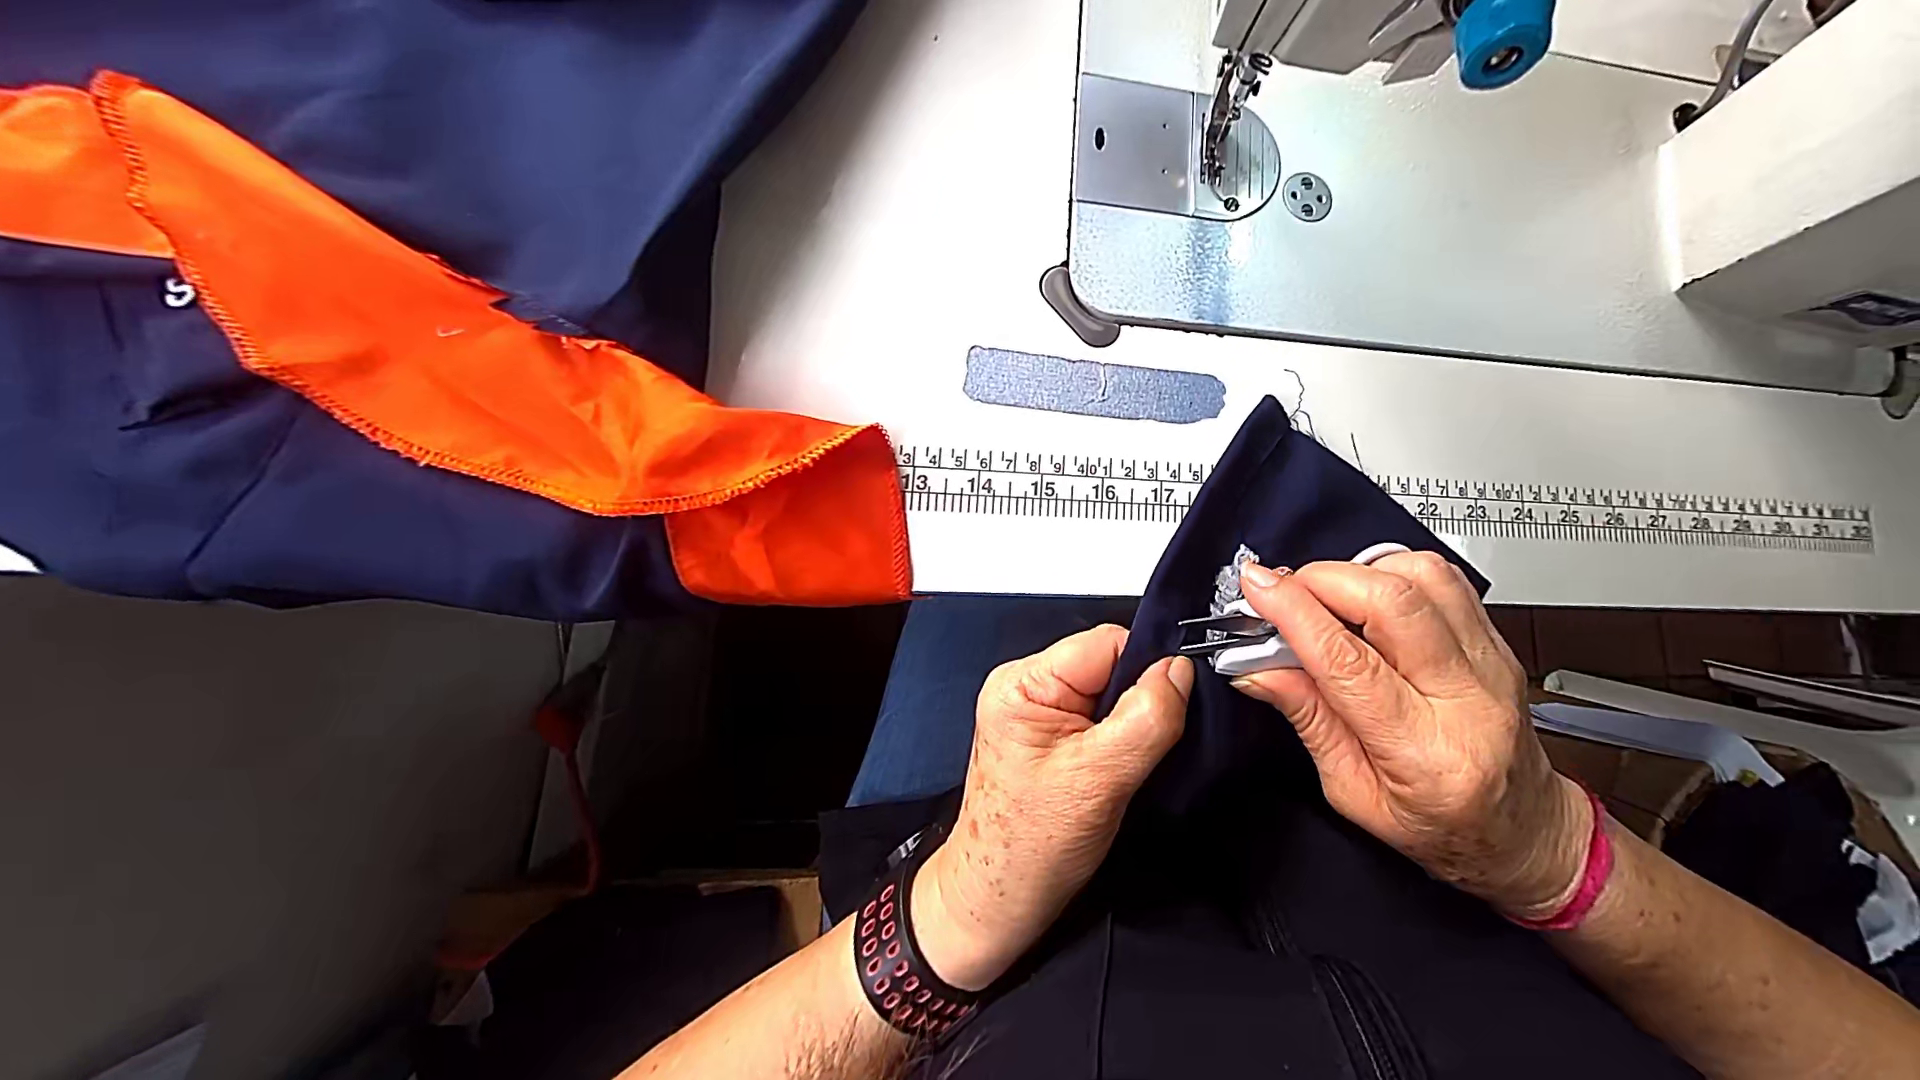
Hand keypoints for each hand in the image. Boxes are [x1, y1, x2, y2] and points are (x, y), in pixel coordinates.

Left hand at [910, 626, 1191, 988]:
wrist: (998, 899)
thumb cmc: (1024, 849)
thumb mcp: (1099, 779)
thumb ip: (1146, 717)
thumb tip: (1178, 671)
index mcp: (1022, 683)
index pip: (1106, 641)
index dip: (1147, 667)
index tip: (1172, 703)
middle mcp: (1025, 688)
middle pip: (1110, 663)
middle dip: (1139, 701)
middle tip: (1141, 750)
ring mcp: (1038, 713)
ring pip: (1111, 692)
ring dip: (1132, 724)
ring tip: (1123, 767)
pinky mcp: (1051, 735)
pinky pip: (1103, 717)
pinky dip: (1122, 740)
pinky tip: (1117, 770)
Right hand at [1228, 553, 1592, 920]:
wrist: (1525, 833)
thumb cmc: (1441, 826)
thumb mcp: (1351, 791)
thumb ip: (1306, 718)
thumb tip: (1254, 669)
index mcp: (1424, 753)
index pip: (1346, 660)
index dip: (1292, 612)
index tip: (1256, 588)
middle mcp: (1468, 699)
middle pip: (1393, 600)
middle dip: (1321, 579)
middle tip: (1282, 591)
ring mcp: (1491, 664)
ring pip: (1423, 576)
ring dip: (1357, 572)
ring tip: (1325, 598)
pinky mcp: (1497, 642)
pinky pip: (1443, 579)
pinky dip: (1389, 572)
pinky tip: (1365, 596)